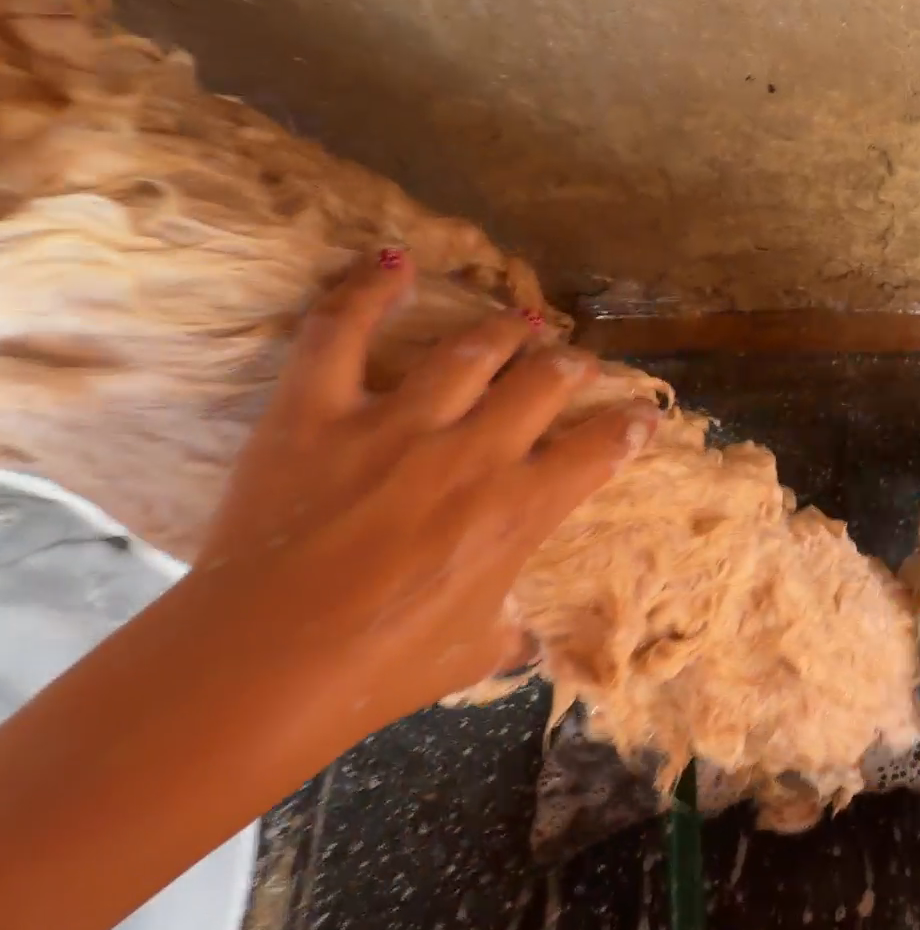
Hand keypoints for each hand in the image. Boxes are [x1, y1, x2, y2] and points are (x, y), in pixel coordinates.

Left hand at [193, 249, 657, 717]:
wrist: (264, 665)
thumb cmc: (387, 667)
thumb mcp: (479, 649)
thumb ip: (510, 627)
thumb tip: (521, 635)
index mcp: (522, 510)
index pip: (599, 451)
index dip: (632, 428)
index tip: (645, 416)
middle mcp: (474, 454)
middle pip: (543, 384)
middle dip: (572, 367)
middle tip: (576, 364)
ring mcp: (396, 426)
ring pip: (469, 352)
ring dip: (507, 330)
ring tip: (525, 319)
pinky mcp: (317, 413)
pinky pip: (341, 335)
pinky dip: (365, 292)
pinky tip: (394, 262)